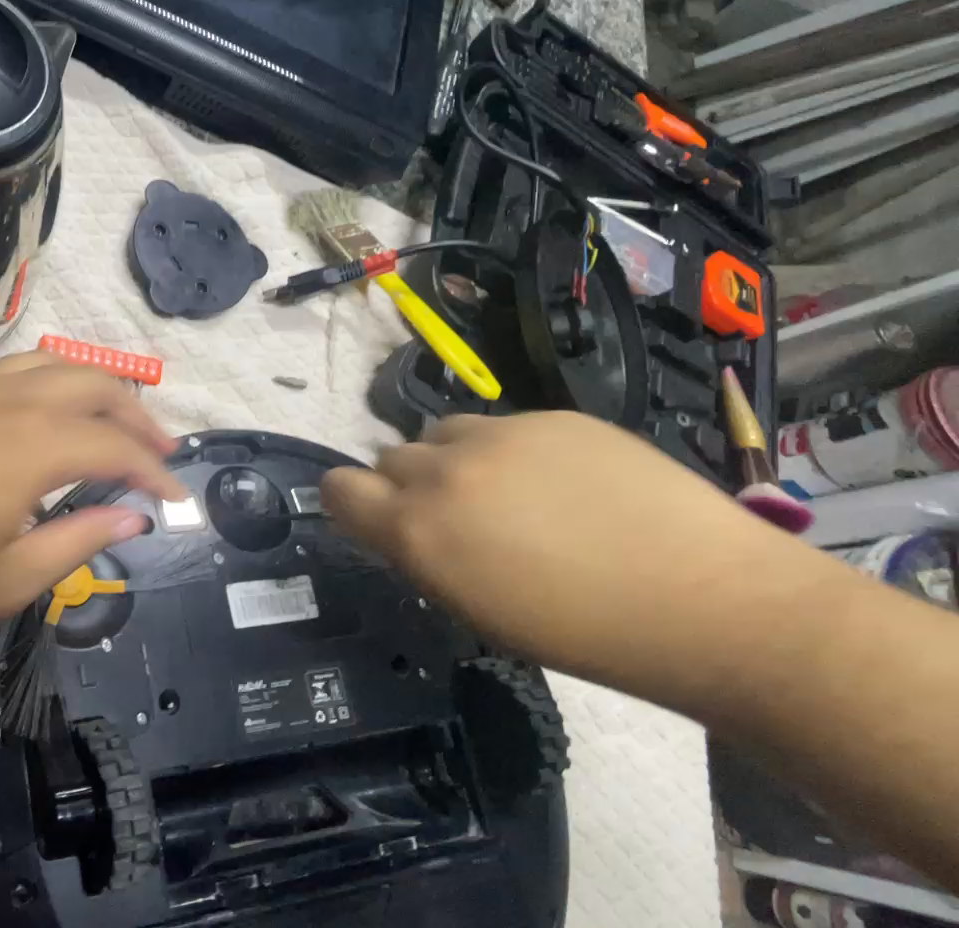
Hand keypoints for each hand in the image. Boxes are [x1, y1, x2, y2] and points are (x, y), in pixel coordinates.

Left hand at [0, 352, 187, 627]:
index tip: (177, 498)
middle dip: (137, 415)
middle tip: (159, 449)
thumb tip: (132, 520)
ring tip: (112, 416)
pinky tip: (44, 411)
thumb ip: (78, 543)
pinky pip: (12, 370)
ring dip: (94, 385)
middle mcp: (10, 401)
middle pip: (95, 385)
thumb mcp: (8, 579)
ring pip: (52, 363)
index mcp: (35, 445)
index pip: (117, 447)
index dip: (155, 472)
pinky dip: (49, 380)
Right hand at [319, 412, 845, 693]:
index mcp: (415, 530)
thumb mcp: (473, 607)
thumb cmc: (583, 632)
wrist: (711, 603)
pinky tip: (565, 484)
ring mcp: (500, 436)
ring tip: (511, 494)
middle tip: (462, 518)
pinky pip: (503, 424)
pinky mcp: (554, 416)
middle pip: (390, 459)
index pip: (337, 487)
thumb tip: (403, 524)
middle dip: (411, 485)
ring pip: (443, 434)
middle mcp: (442, 472)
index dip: (352, 502)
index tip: (380, 521)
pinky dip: (513, 450)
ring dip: (456, 460)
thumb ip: (420, 553)